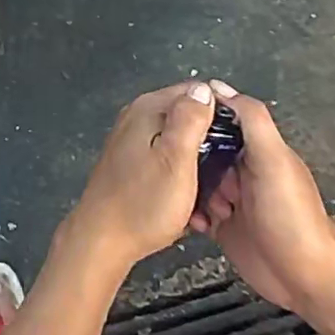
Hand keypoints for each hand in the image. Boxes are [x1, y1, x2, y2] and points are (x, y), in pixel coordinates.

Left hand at [62, 82, 218, 271]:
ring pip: (179, 141)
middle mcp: (138, 117)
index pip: (199, 93)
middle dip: (211, 142)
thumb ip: (191, 120)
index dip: (221, 116)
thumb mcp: (176, 159)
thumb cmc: (142, 205)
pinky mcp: (130, 162)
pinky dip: (179, 175)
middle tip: (222, 175)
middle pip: (189, 117)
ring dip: (197, 164)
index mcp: (149, 108)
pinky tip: (185, 200)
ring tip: (206, 194)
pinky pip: (165, 158)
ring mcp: (132, 139)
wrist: (101, 244)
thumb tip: (204, 90)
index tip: (233, 145)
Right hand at [193, 85, 334, 314]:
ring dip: (186, 185)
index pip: (220, 119)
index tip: (173, 118)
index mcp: (256, 146)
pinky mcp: (223, 223)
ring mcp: (232, 196)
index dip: (197, 117)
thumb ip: (252, 119)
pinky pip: (196, 208)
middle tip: (172, 163)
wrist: (304, 279)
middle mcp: (242, 167)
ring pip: (196, 179)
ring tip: (182, 194)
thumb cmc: (294, 218)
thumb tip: (221, 88)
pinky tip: (186, 215)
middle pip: (203, 148)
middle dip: (186, 155)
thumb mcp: (273, 159)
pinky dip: (188, 210)